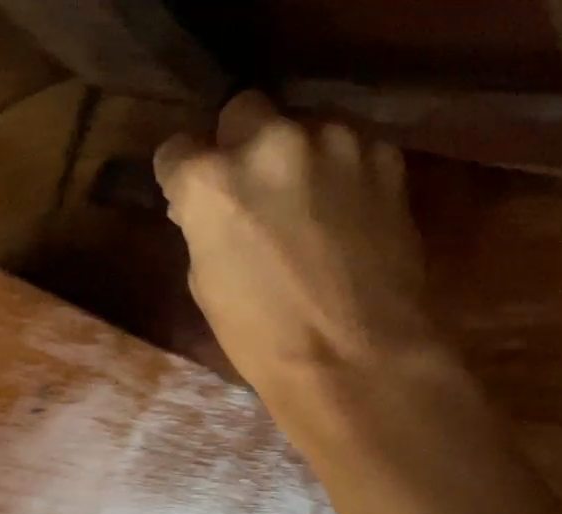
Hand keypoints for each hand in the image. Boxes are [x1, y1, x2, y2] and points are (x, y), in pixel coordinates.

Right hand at [153, 92, 434, 395]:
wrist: (355, 352)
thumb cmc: (261, 334)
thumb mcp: (205, 280)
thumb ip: (204, 225)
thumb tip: (209, 206)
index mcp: (211, 181)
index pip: (177, 149)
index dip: (182, 175)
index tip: (191, 197)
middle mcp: (269, 142)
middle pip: (244, 111)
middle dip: (240, 143)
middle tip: (251, 189)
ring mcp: (334, 141)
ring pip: (302, 125)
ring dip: (296, 156)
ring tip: (307, 206)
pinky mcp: (385, 153)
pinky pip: (349, 147)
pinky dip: (341, 170)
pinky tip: (345, 214)